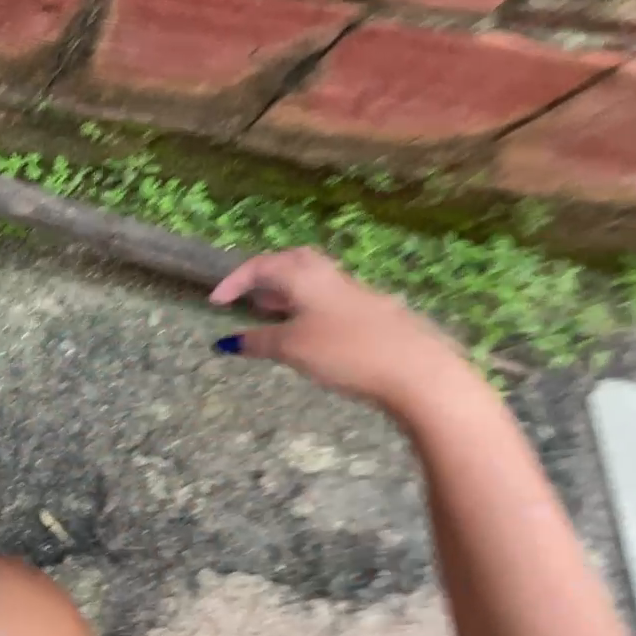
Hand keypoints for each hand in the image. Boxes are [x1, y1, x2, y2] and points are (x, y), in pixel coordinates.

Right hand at [208, 248, 475, 411]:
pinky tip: (312, 335)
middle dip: (267, 275)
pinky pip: (332, 301)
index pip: (260, 266)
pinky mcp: (377, 316)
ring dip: (289, 293)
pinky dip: (310, 310)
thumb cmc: (345, 352)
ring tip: (272, 314)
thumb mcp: (291, 348)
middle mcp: (331, 277)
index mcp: (305, 276)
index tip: (215, 303)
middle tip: (249, 295)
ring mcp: (358, 295)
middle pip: (293, 261)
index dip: (234, 282)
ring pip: (315, 282)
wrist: (420, 374)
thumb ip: (257, 342)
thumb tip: (226, 342)